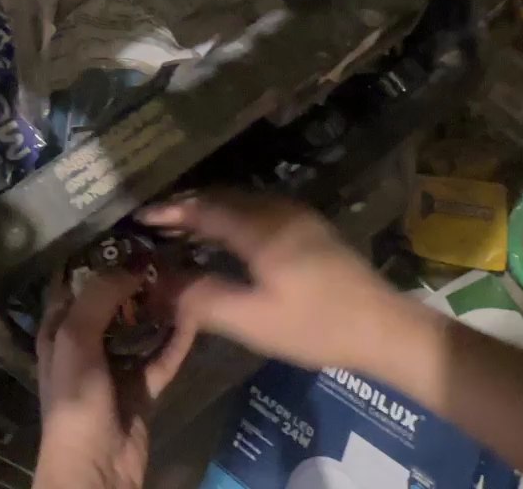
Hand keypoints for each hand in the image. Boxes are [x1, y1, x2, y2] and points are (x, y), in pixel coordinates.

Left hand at [33, 270, 194, 488]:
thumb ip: (100, 296)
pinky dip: (177, 339)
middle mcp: (85, 342)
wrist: (96, 471)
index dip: (93, 256)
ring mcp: (115, 366)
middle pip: (111, 300)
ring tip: (182, 274)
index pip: (72, 281)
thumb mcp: (75, 338)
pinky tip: (195, 317)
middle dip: (132, 277)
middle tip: (162, 249)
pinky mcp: (142, 388)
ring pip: (139, 326)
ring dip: (157, 305)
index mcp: (58, 329)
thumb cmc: (75, 399)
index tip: (123, 230)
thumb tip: (132, 263)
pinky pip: (162, 356)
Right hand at [138, 191, 415, 370]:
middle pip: (219, 197)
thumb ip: (203, 300)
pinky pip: (255, 207)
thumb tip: (159, 285)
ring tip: (182, 228)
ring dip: (208, 209)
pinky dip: (229, 215)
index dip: (169, 211)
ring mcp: (294, 214)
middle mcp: (274, 209)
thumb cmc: (315, 325)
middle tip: (155, 222)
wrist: (383, 326)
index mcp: (258, 227)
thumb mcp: (254, 321)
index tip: (139, 215)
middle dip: (185, 206)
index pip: (202, 208)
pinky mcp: (307, 225)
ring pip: (239, 200)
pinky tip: (224, 237)